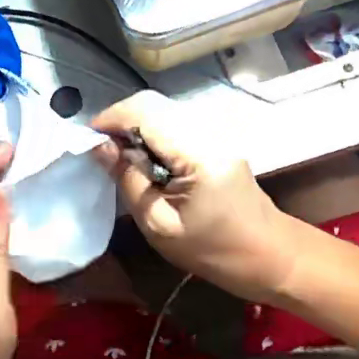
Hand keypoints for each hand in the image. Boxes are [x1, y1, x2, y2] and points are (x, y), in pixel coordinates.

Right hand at [91, 91, 299, 303]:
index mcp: (198, 153)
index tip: (88, 139)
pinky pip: (176, 122)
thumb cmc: (214, 251)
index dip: (111, 118)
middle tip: (101, 148)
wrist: (270, 255)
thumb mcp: (160, 226)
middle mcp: (209, 132)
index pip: (145, 113)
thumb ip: (129, 180)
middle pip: (154, 103)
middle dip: (120, 119)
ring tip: (119, 154)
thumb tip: (100, 147)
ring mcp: (216, 132)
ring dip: (135, 124)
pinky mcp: (217, 139)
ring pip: (164, 109)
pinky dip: (152, 131)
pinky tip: (144, 158)